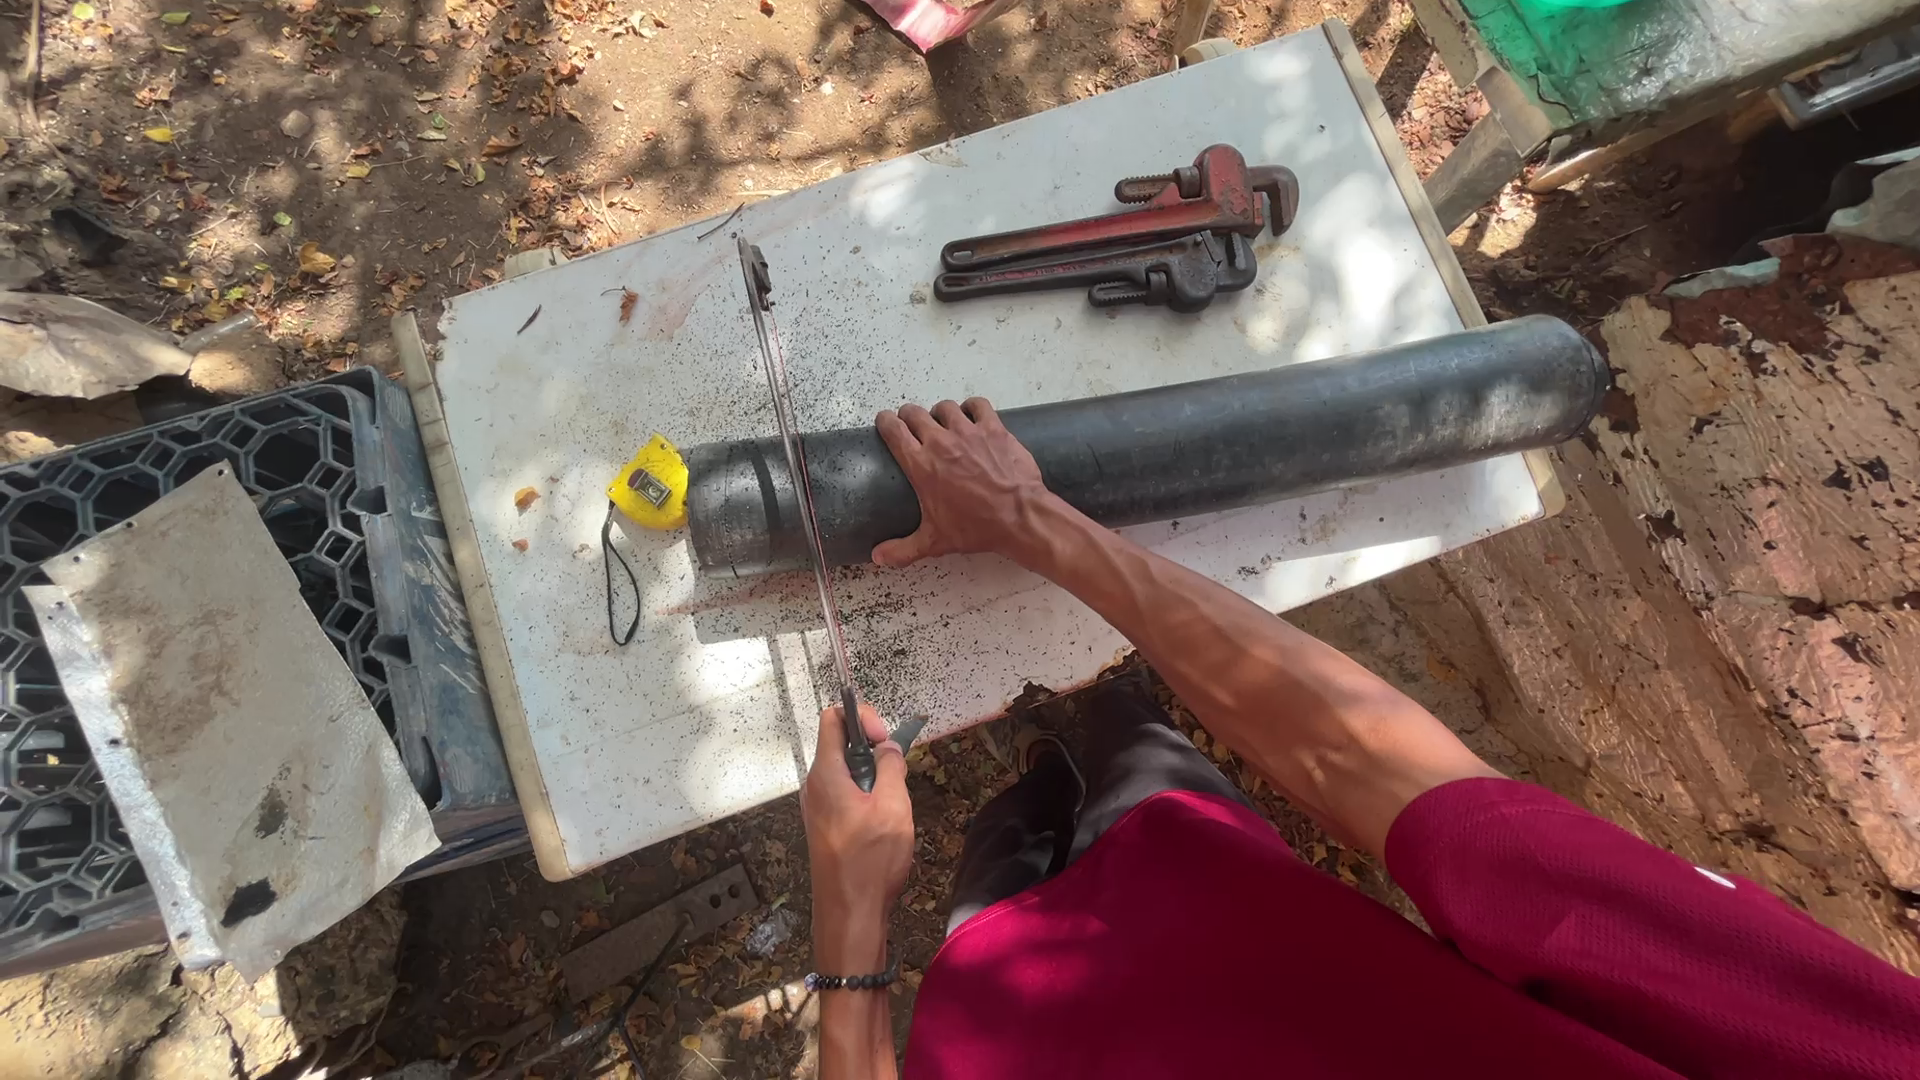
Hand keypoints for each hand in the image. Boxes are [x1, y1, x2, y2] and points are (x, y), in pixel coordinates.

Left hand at [801, 702, 912, 971]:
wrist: (849, 917)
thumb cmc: (870, 861)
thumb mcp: (893, 807)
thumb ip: (892, 768)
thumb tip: (889, 748)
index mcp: (826, 774)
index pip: (832, 718)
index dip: (861, 717)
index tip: (885, 740)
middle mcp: (815, 785)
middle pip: (840, 743)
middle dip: (871, 747)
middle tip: (896, 771)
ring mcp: (817, 806)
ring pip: (845, 770)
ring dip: (871, 773)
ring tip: (893, 798)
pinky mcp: (825, 825)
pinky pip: (844, 792)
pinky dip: (865, 792)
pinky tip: (884, 818)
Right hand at [872, 397, 1055, 566]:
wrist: (1018, 516)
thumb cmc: (976, 527)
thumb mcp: (934, 541)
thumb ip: (902, 549)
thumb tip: (878, 558)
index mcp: (921, 464)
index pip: (893, 429)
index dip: (886, 421)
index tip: (886, 423)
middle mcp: (941, 442)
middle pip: (914, 413)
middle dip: (909, 417)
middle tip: (912, 426)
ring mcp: (968, 432)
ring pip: (945, 407)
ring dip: (939, 413)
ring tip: (943, 423)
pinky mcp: (993, 428)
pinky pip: (978, 405)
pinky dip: (972, 407)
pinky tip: (971, 415)